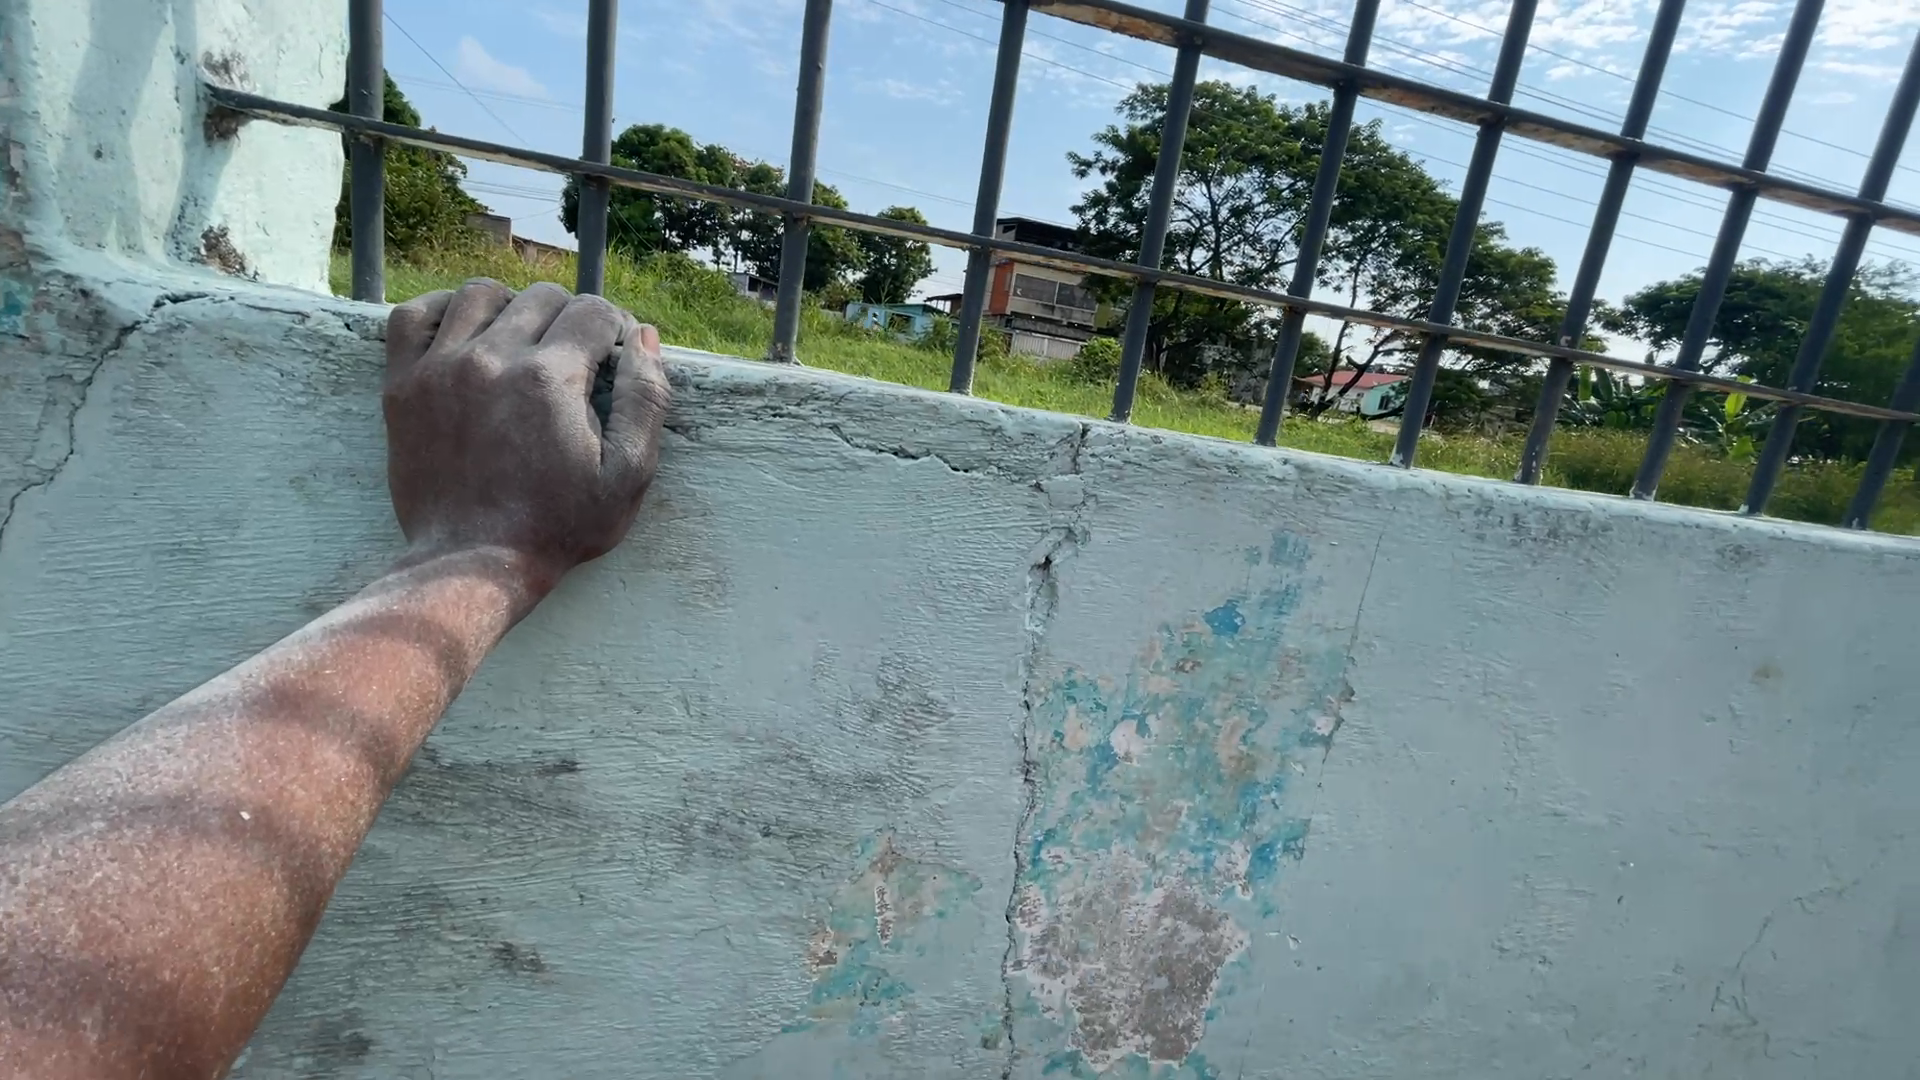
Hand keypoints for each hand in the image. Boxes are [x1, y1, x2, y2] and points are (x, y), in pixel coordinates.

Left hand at [382, 279, 669, 595]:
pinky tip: (471, 333)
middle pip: (544, 297)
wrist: (476, 560)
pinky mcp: (403, 385)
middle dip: (575, 319)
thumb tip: (646, 339)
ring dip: (517, 309)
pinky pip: (415, 314)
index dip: (619, 329)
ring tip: (530, 344)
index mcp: (553, 379)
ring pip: (482, 293)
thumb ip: (646, 401)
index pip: (595, 313)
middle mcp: (493, 359)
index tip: (620, 356)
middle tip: (584, 358)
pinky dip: (448, 310)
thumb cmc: (562, 524)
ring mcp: (440, 368)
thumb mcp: (630, 474)